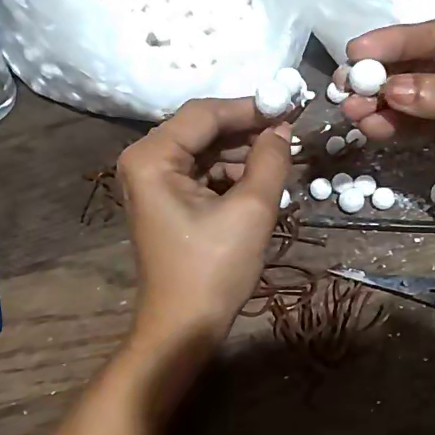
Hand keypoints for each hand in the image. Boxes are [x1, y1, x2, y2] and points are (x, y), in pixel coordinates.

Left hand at [116, 98, 292, 351]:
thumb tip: (283, 128)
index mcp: (152, 158)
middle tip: (290, 134)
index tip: (290, 106)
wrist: (182, 328)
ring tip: (282, 162)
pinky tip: (261, 183)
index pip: (204, 114)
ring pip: (204, 151)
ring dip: (242, 154)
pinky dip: (230, 175)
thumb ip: (270, 161)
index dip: (249, 107)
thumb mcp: (251, 211)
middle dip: (246, 132)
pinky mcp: (165, 201)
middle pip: (201, 130)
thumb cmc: (213, 271)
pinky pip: (201, 174)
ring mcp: (151, 182)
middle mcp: (144, 162)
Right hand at [339, 19, 434, 222]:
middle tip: (344, 85)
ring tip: (351, 112)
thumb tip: (393, 92)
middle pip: (416, 64)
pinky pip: (411, 127)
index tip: (358, 50)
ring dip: (377, 102)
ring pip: (407, 97)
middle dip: (380, 73)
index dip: (397, 41)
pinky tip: (369, 128)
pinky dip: (388, 127)